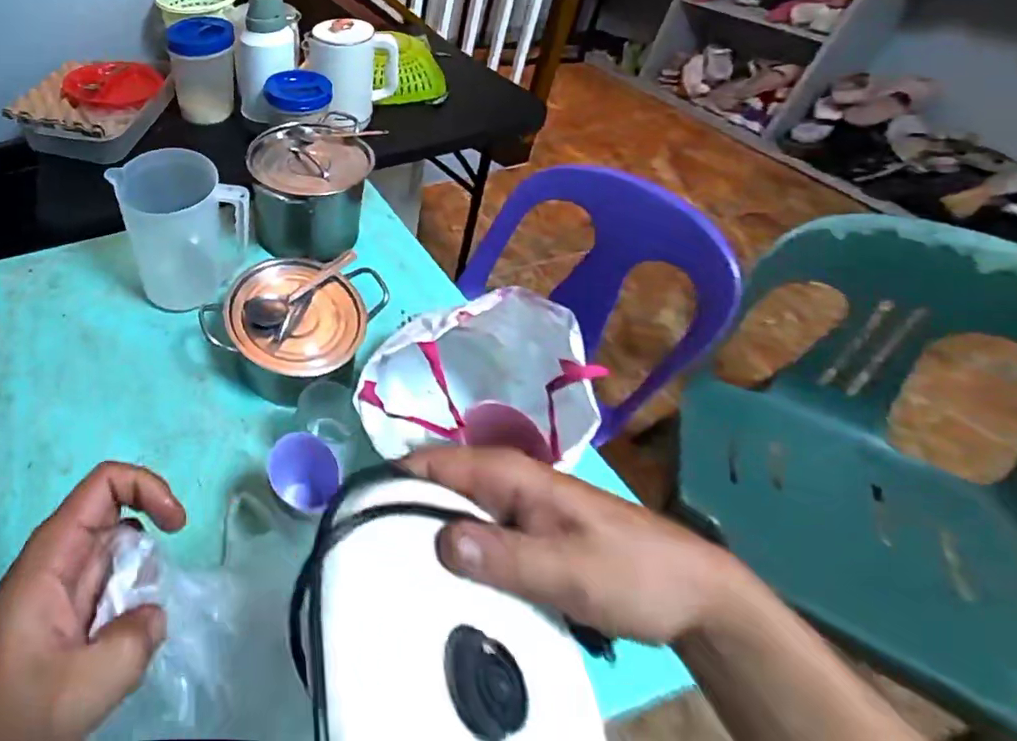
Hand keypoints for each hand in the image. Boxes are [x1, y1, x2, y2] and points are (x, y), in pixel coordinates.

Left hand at [0, 462, 187, 740]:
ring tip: (123, 635)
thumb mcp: (81, 685)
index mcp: (55, 550)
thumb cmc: (13, 707)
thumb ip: (130, 646)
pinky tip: (117, 648)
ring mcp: (60, 583)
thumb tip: (156, 613)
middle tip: (146, 601)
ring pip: (114, 557)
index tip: (178, 527)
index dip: (146, 487)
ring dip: (137, 584)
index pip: (104, 484)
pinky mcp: (63, 612)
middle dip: (145, 549)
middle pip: (115, 519)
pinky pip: (106, 591)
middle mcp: (58, 555)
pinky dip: (126, 607)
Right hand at [402, 446, 755, 644]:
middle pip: (429, 486)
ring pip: (448, 510)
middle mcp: (497, 478)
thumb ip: (504, 555)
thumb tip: (438, 541)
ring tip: (398, 569)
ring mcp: (509, 503)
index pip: (423, 464)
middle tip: (373, 552)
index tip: (357, 519)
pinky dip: (453, 550)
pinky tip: (444, 580)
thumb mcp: (570, 571)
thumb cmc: (635, 573)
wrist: (705, 598)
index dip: (386, 484)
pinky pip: (470, 531)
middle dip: (400, 513)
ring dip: (426, 535)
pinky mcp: (519, 529)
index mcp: (502, 471)